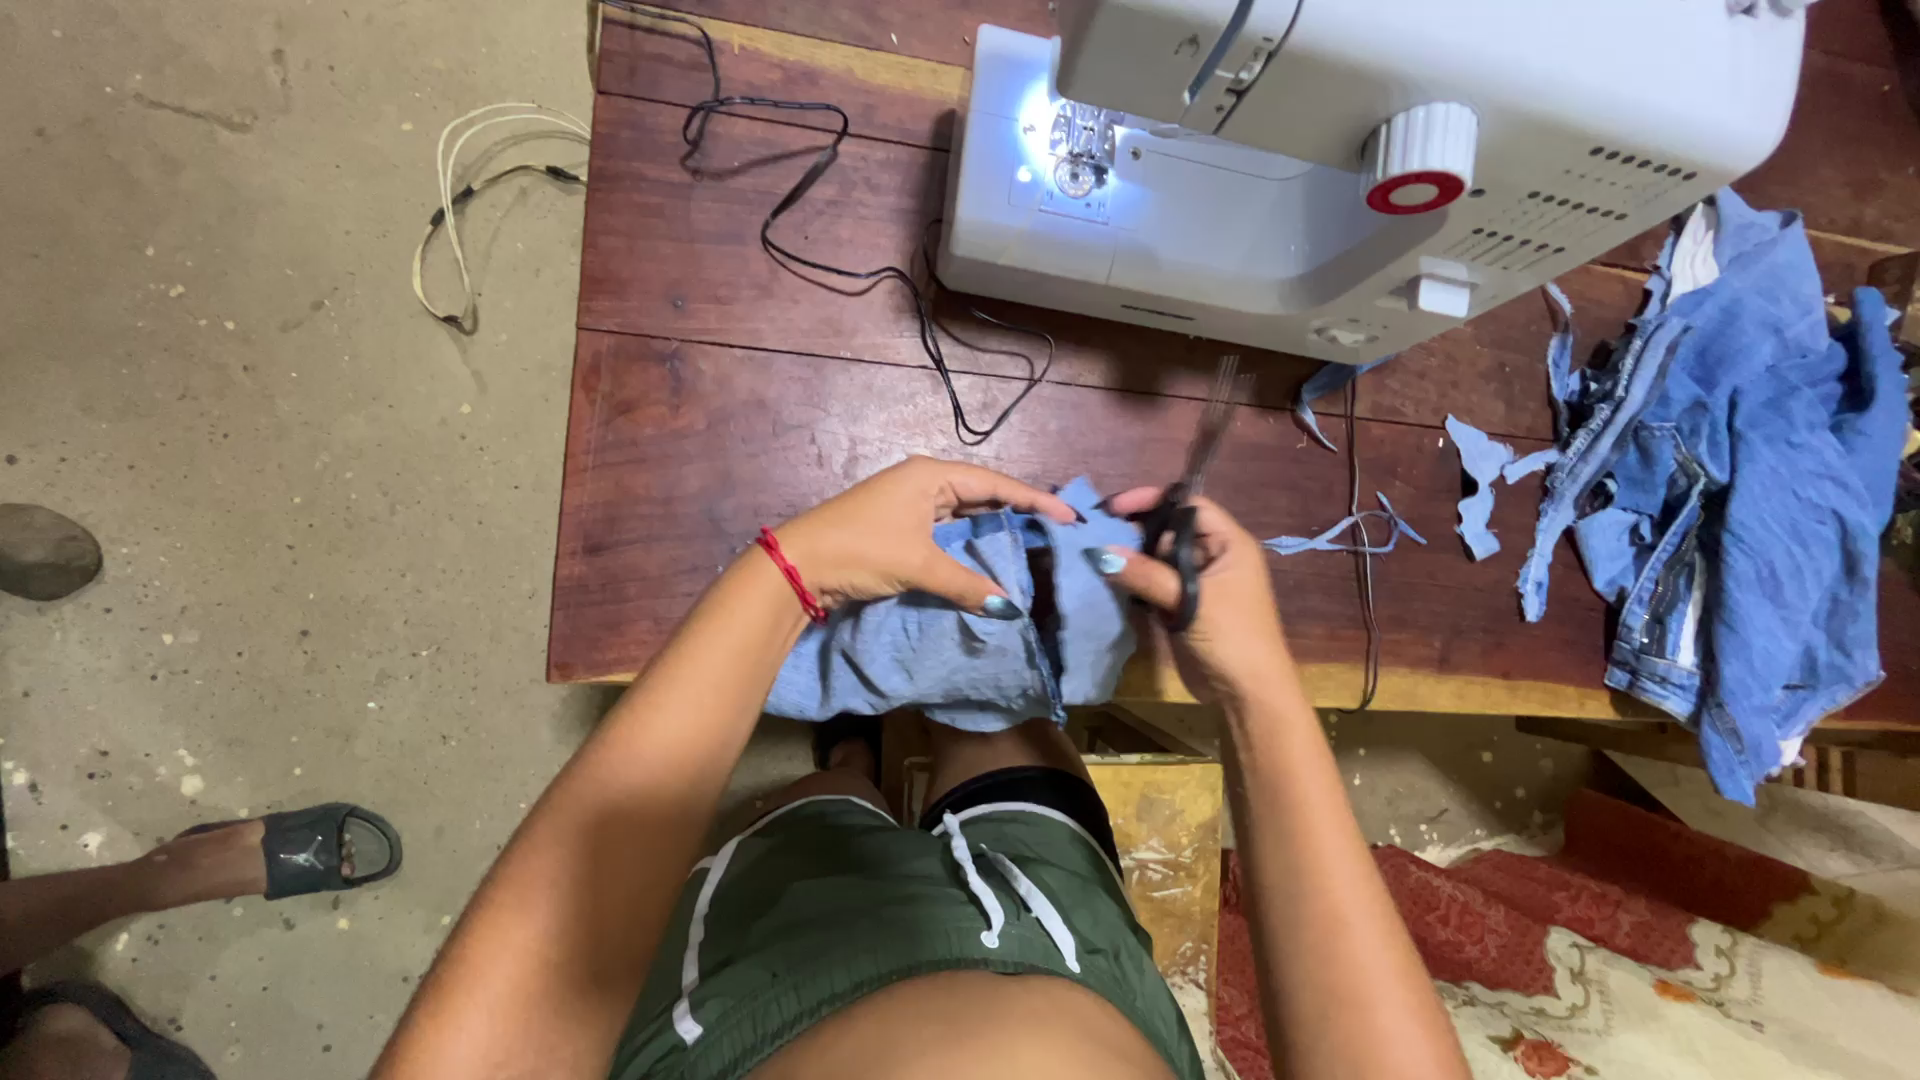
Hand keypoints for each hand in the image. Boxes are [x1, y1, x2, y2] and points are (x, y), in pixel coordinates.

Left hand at [772, 456, 1076, 615]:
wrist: (798, 565)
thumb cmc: (861, 549)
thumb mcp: (918, 565)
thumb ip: (966, 584)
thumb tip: (1010, 608)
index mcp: (930, 474)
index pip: (995, 483)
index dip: (1034, 500)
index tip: (1069, 516)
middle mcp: (924, 481)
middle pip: (983, 494)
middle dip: (1018, 511)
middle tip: (1057, 530)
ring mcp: (910, 504)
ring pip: (965, 513)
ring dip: (994, 528)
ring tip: (1034, 541)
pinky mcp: (901, 526)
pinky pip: (947, 530)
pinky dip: (970, 542)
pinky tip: (990, 554)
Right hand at [1096, 488, 1290, 703]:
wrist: (1247, 693)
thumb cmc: (1231, 637)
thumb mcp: (1189, 600)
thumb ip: (1145, 574)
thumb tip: (1100, 552)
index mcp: (1229, 544)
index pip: (1189, 506)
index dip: (1153, 501)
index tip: (1115, 507)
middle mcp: (1214, 556)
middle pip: (1170, 529)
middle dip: (1136, 529)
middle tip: (1097, 532)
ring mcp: (1198, 582)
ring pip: (1159, 557)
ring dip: (1131, 556)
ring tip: (1096, 553)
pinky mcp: (1183, 605)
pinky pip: (1154, 582)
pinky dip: (1134, 579)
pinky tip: (1109, 578)